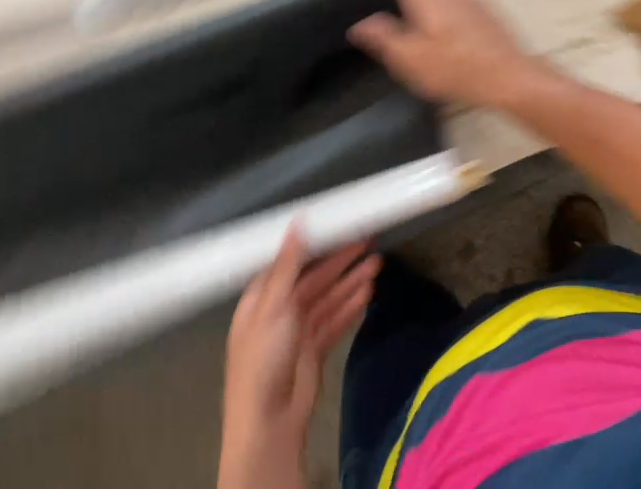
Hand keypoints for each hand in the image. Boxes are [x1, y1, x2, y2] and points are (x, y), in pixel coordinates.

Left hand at [219, 230, 379, 488]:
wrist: (269, 418)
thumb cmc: (264, 357)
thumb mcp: (274, 304)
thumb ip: (289, 263)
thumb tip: (297, 221)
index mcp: (262, 296)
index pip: (292, 262)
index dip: (316, 244)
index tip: (341, 227)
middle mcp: (279, 309)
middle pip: (314, 278)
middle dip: (341, 262)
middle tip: (369, 243)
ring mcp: (298, 330)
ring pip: (328, 298)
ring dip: (350, 281)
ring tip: (377, 264)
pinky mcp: (314, 349)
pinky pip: (335, 320)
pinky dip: (350, 306)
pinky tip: (368, 293)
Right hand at [349, 0, 554, 108]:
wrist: (509, 79)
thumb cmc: (455, 69)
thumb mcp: (409, 58)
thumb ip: (382, 37)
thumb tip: (359, 25)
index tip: (390, 5)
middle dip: (416, 6)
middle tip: (408, 35)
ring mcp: (476, 2)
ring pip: (448, 1)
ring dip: (439, 18)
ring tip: (433, 48)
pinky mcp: (493, 18)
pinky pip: (466, 15)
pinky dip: (459, 28)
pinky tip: (459, 53)